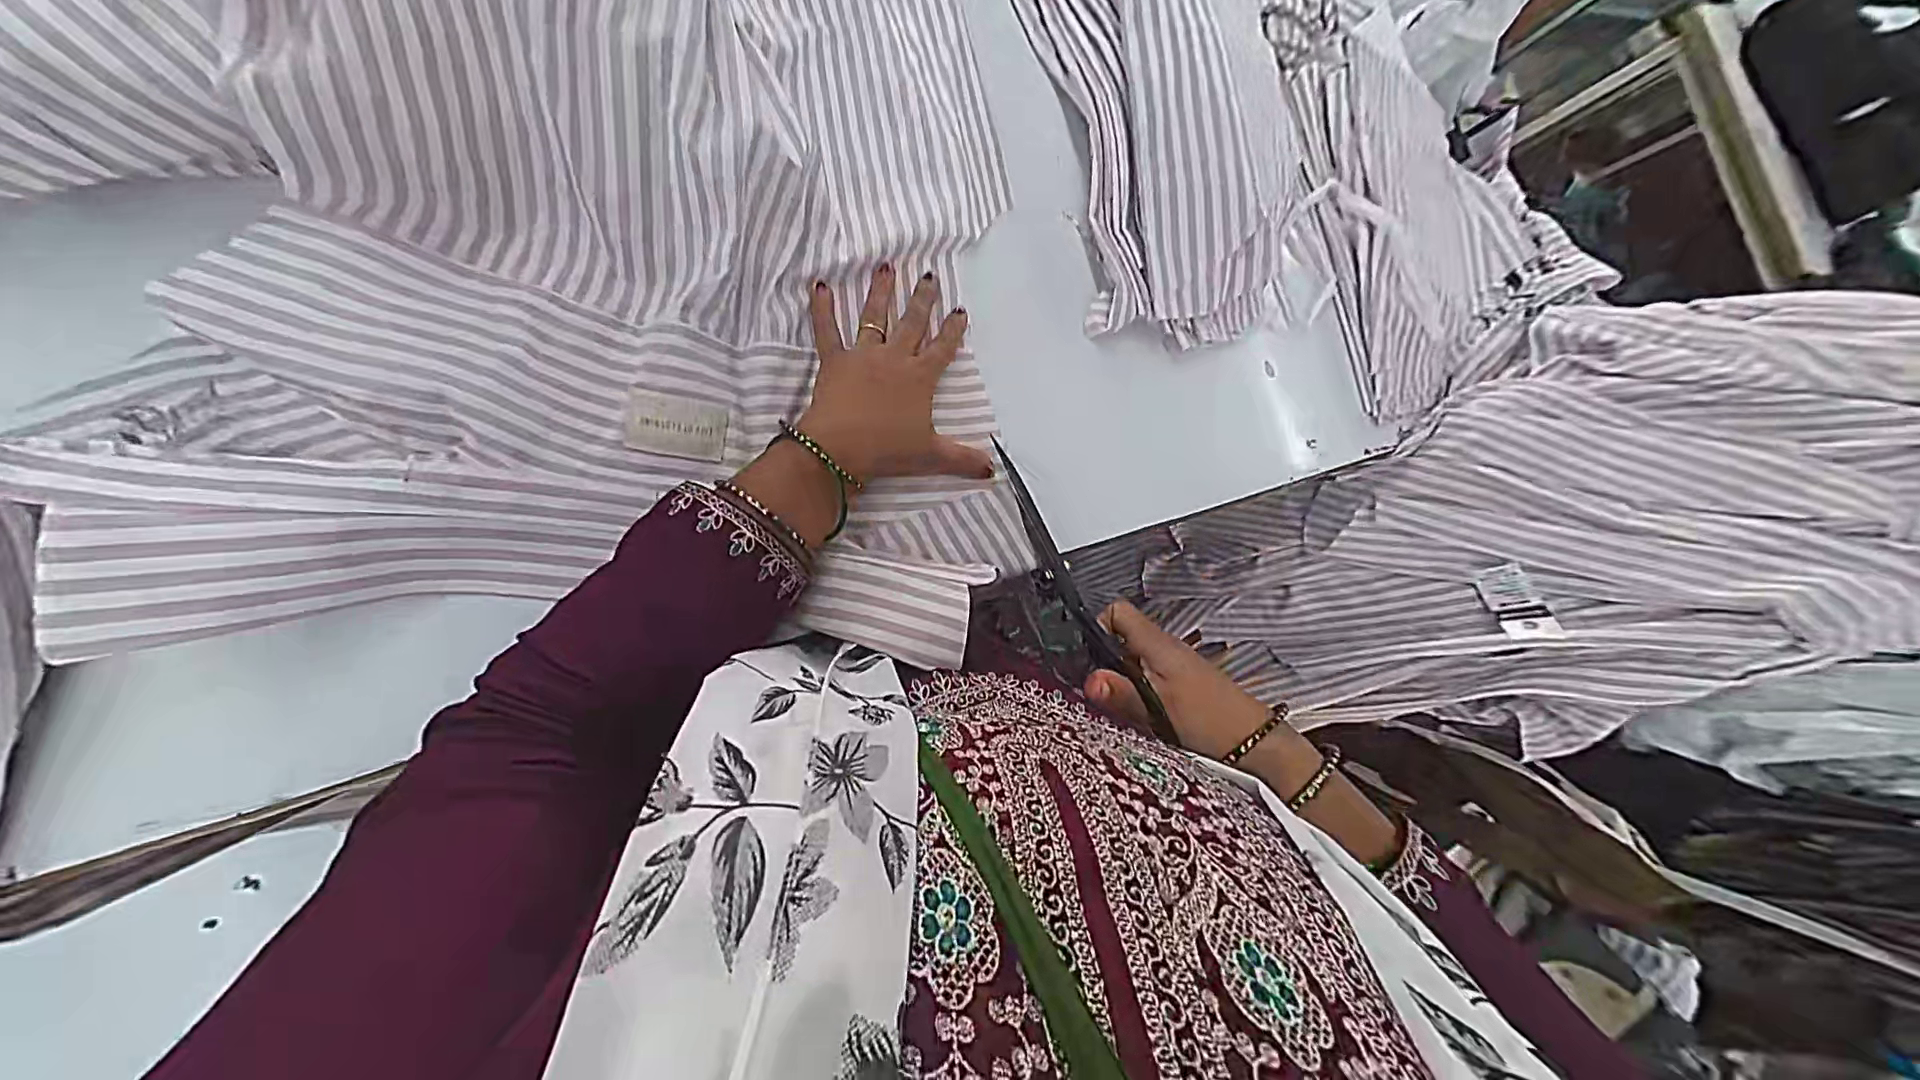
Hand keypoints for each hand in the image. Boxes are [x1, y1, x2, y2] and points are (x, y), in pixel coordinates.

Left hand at [798, 264, 994, 482]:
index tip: (959, 311)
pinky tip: (819, 286)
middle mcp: (895, 359)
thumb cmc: (888, 450)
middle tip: (929, 277)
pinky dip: (822, 308)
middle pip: (913, 323)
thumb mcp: (931, 456)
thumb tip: (992, 471)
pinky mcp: (835, 361)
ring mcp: (863, 356)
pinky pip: (827, 330)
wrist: (841, 449)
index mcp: (920, 378)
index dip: (952, 330)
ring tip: (885, 267)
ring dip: (880, 291)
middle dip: (923, 299)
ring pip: (874, 317)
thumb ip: (962, 459)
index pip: (942, 348)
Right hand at [1082, 600, 1277, 758]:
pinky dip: (1137, 693)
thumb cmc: (1214, 721)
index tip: (1088, 655)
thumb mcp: (1158, 710)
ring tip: (1126, 706)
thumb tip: (1089, 680)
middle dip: (1105, 663)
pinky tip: (1144, 715)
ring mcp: (1172, 665)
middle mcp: (1164, 649)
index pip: (1117, 611)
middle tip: (1105, 690)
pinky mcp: (1178, 683)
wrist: (1254, 741)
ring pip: (1131, 661)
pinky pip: (1146, 678)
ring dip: (1121, 681)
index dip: (1097, 626)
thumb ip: (1121, 693)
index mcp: (1157, 644)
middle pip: (1119, 638)